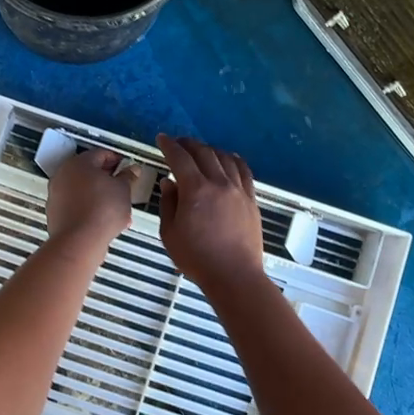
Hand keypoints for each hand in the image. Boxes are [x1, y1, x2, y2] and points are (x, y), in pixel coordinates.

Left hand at [45, 149, 134, 250]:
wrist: (80, 241)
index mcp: (79, 163)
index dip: (117, 160)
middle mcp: (63, 175)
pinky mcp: (55, 213)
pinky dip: (88, 208)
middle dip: (107, 178)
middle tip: (121, 185)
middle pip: (89, 171)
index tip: (126, 167)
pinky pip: (75, 205)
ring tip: (115, 206)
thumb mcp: (123, 190)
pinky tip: (103, 219)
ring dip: (98, 195)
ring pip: (82, 189)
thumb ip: (128, 177)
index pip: (101, 153)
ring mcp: (57, 194)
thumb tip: (131, 171)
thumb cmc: (100, 212)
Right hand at [157, 135, 265, 292]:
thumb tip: (169, 182)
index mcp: (195, 190)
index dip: (169, 145)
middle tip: (179, 143)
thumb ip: (168, 203)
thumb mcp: (170, 233)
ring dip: (210, 149)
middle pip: (204, 153)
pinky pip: (244, 171)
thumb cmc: (197, 258)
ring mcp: (239, 190)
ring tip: (201, 150)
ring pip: (225, 158)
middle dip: (189, 144)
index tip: (162, 138)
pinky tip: (229, 158)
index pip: (180, 158)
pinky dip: (234, 160)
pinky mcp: (252, 199)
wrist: (234, 276)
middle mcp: (219, 183)